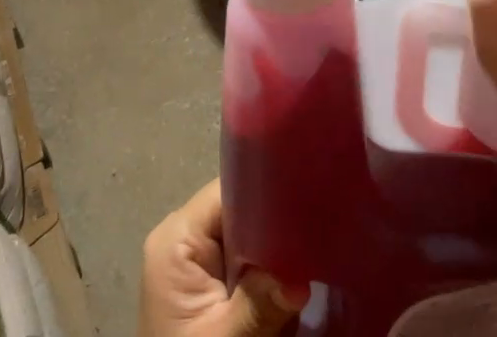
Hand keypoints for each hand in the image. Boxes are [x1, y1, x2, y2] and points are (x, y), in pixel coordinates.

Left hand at [138, 180, 307, 336]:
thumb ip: (259, 306)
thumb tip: (299, 279)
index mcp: (176, 238)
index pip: (230, 191)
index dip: (270, 193)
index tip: (310, 201)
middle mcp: (183, 237)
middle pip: (242, 210)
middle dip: (279, 224)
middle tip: (320, 232)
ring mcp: (195, 259)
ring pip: (249, 235)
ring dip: (278, 250)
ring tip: (315, 252)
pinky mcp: (208, 281)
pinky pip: (246, 259)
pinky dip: (270, 270)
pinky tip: (295, 276)